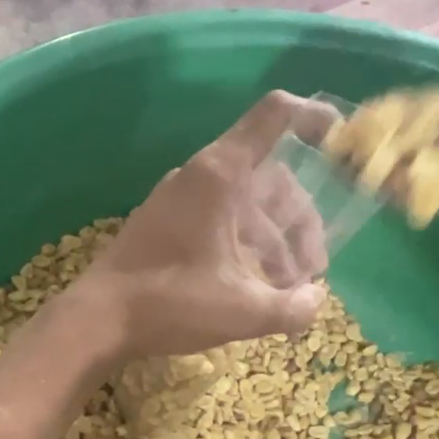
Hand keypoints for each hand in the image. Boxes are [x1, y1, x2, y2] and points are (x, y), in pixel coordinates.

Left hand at [65, 90, 340, 359]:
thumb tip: (315, 302)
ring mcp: (177, 200)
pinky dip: (242, 247)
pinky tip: (252, 288)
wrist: (97, 321)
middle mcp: (199, 177)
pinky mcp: (163, 225)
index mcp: (221, 175)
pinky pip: (217, 222)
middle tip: (313, 272)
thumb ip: (292, 307)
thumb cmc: (171, 304)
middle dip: (300, 225)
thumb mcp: (243, 311)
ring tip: (286, 290)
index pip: (275, 117)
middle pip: (269, 179)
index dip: (313, 117)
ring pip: (243, 207)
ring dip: (272, 244)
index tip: (340, 140)